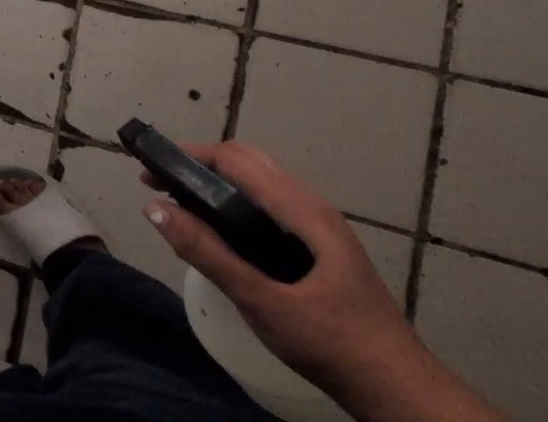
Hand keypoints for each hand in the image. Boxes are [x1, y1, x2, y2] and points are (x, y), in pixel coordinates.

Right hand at [140, 141, 423, 401]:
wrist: (399, 391)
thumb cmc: (332, 343)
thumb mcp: (262, 302)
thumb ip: (208, 253)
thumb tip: (154, 208)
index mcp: (304, 213)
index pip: (236, 160)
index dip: (188, 156)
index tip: (148, 169)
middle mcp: (313, 209)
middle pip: (248, 164)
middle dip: (198, 164)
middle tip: (157, 184)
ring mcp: (321, 229)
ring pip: (260, 184)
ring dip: (215, 182)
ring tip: (179, 204)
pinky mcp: (321, 248)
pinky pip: (269, 205)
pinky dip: (234, 201)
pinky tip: (218, 230)